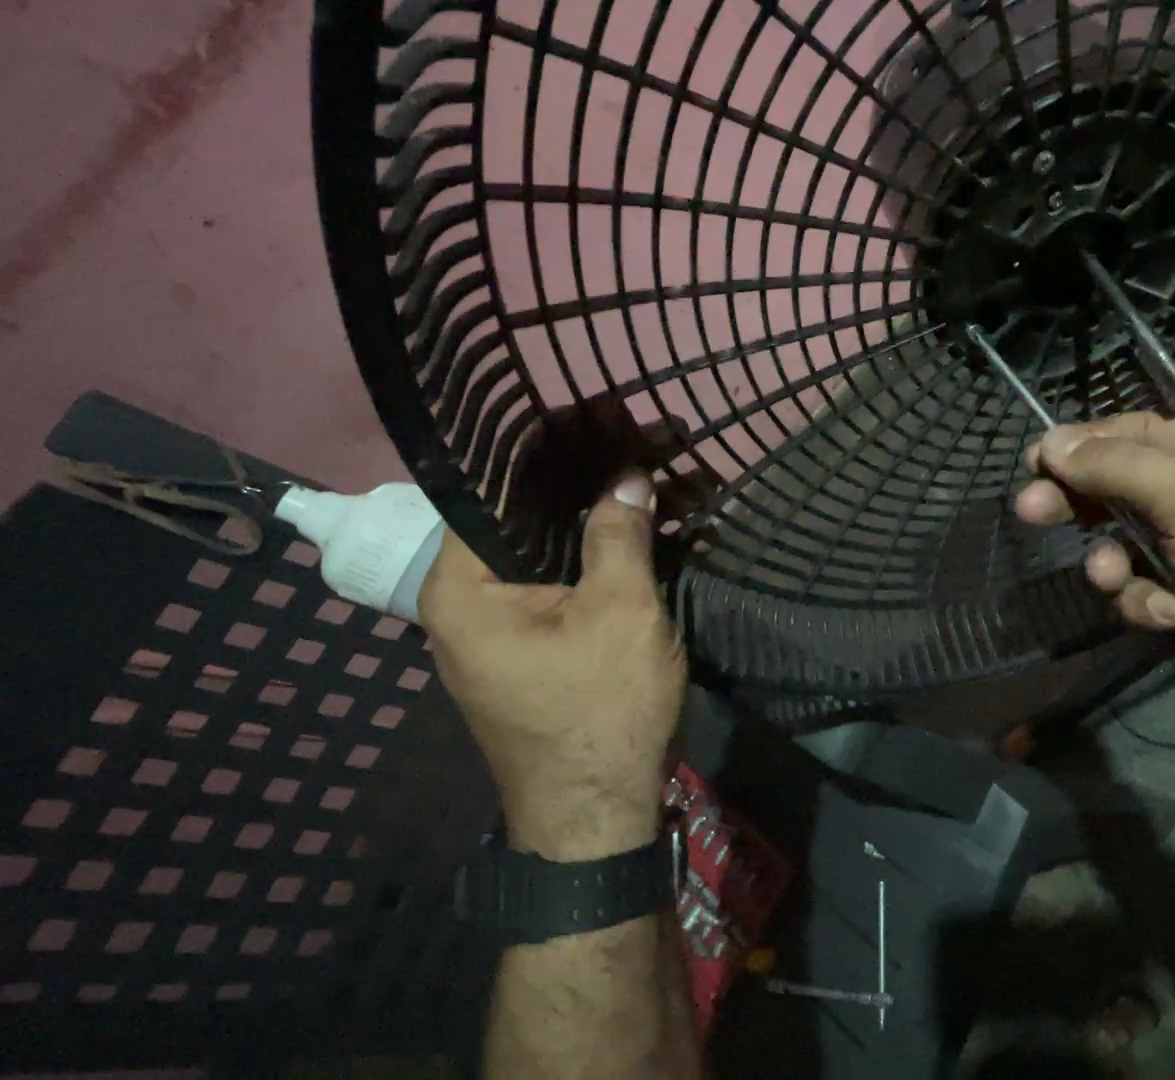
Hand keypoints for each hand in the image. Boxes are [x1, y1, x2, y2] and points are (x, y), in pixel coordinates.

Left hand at [419, 475, 686, 859]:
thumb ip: (618, 535)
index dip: (553, 449)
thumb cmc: (601, 711)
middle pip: (523, 520)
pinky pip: (560, 586)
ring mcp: (497, 630)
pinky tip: (643, 536)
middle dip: (588, 483)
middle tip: (645, 444)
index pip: (493, 488)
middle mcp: (464, 602)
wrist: (597, 816)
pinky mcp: (530, 651)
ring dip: (599, 522)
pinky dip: (598, 559)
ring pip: (547, 554)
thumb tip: (628, 475)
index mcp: (461, 586)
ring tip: (653, 481)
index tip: (608, 417)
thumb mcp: (621, 613)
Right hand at [1014, 413, 1174, 755]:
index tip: (1037, 457)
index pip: (1145, 434)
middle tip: (1029, 508)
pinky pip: (1138, 597)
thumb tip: (1053, 442)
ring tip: (1116, 578)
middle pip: (1123, 491)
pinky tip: (1171, 620)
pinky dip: (1146, 607)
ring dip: (1113, 565)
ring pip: (1121, 551)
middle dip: (1080, 501)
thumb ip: (1122, 468)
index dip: (1089, 442)